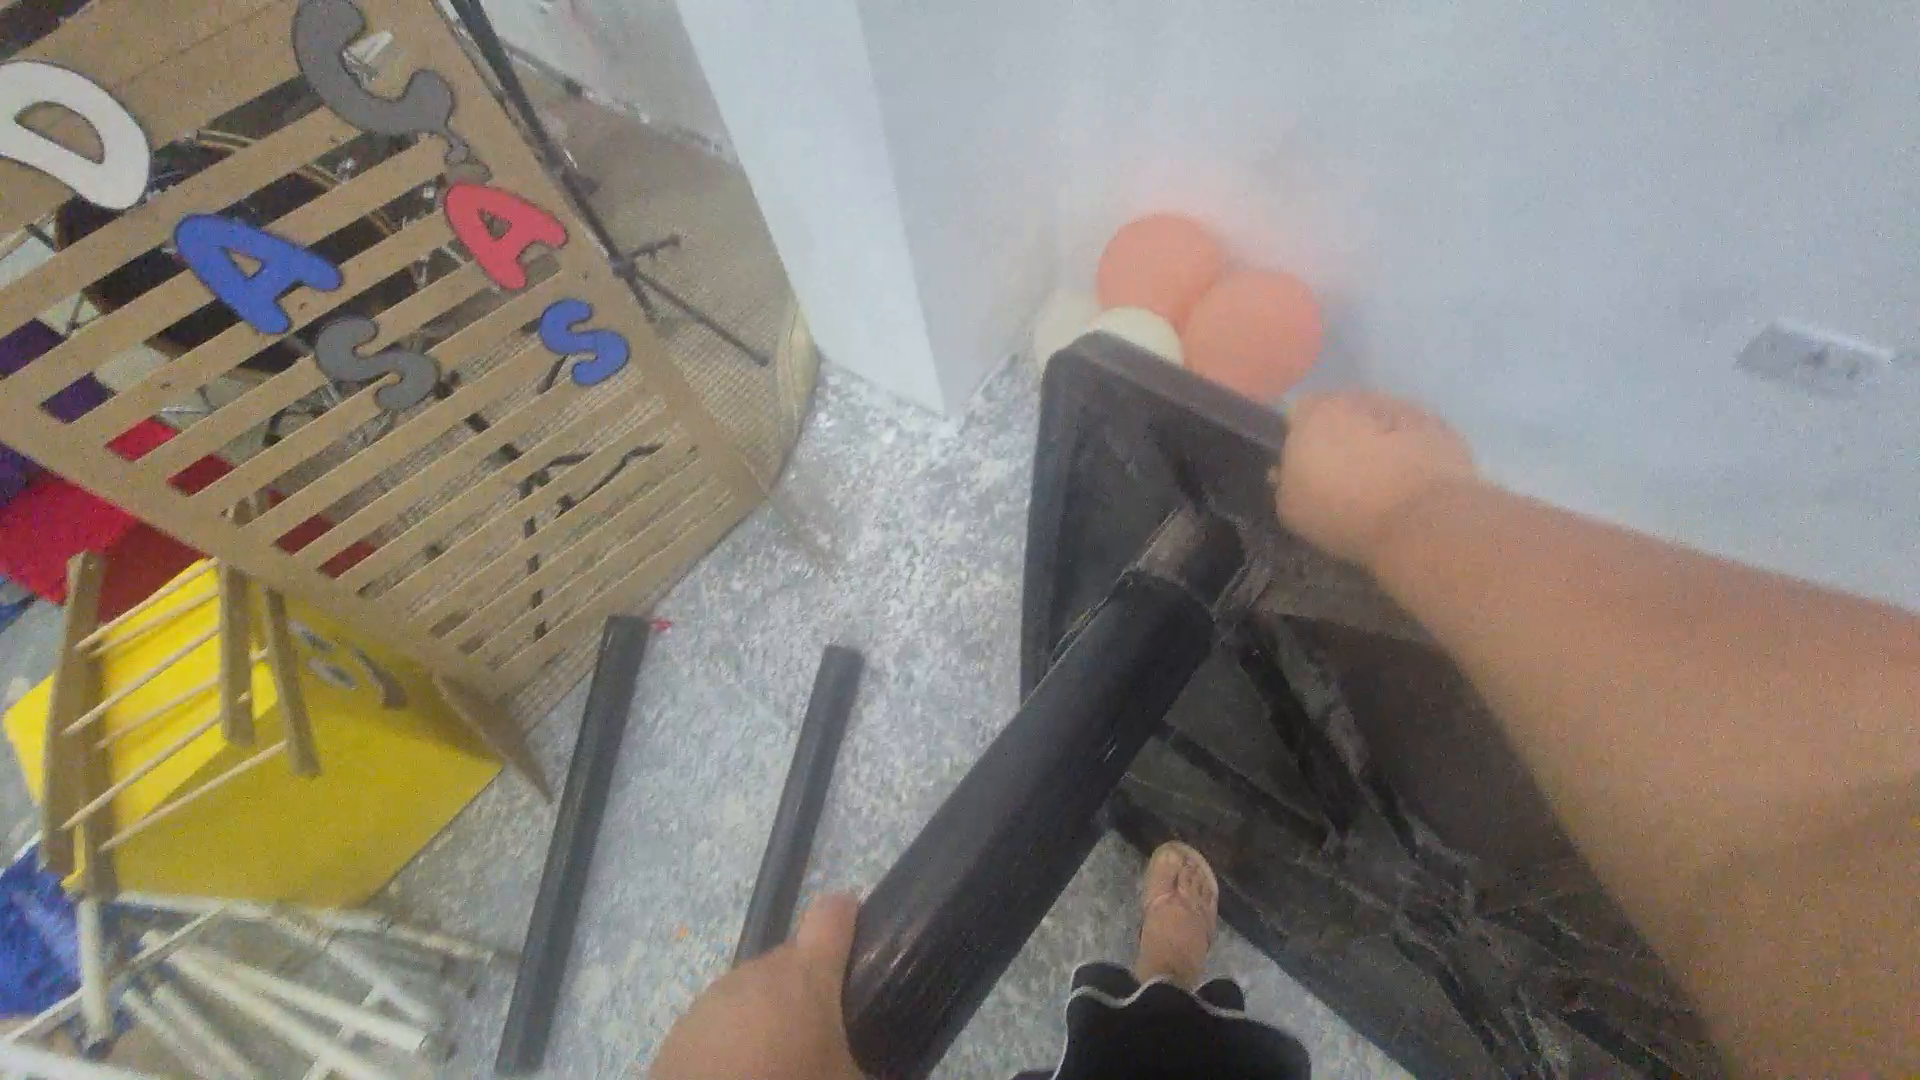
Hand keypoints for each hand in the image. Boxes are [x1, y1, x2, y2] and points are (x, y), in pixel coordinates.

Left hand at [649, 893, 865, 1079]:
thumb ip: (872, 1066)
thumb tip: (890, 1073)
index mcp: (807, 972)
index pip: (833, 911)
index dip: (848, 916)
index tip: (858, 937)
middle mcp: (761, 969)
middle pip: (792, 959)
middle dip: (808, 989)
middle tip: (820, 1039)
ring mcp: (717, 996)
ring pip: (755, 990)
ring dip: (769, 1015)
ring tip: (776, 1064)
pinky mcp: (683, 1028)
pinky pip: (721, 1021)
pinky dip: (733, 1041)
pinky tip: (740, 1077)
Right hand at [1272, 391, 1477, 568]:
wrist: (1422, 521)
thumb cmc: (1342, 511)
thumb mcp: (1290, 508)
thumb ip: (1283, 481)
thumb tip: (1286, 471)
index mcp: (1315, 413)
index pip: (1296, 413)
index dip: (1296, 438)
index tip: (1301, 466)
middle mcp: (1358, 399)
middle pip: (1341, 412)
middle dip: (1339, 435)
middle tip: (1339, 473)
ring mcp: (1405, 409)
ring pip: (1380, 420)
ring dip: (1376, 440)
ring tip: (1380, 479)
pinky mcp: (1442, 427)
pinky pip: (1414, 435)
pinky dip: (1410, 450)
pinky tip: (1410, 482)